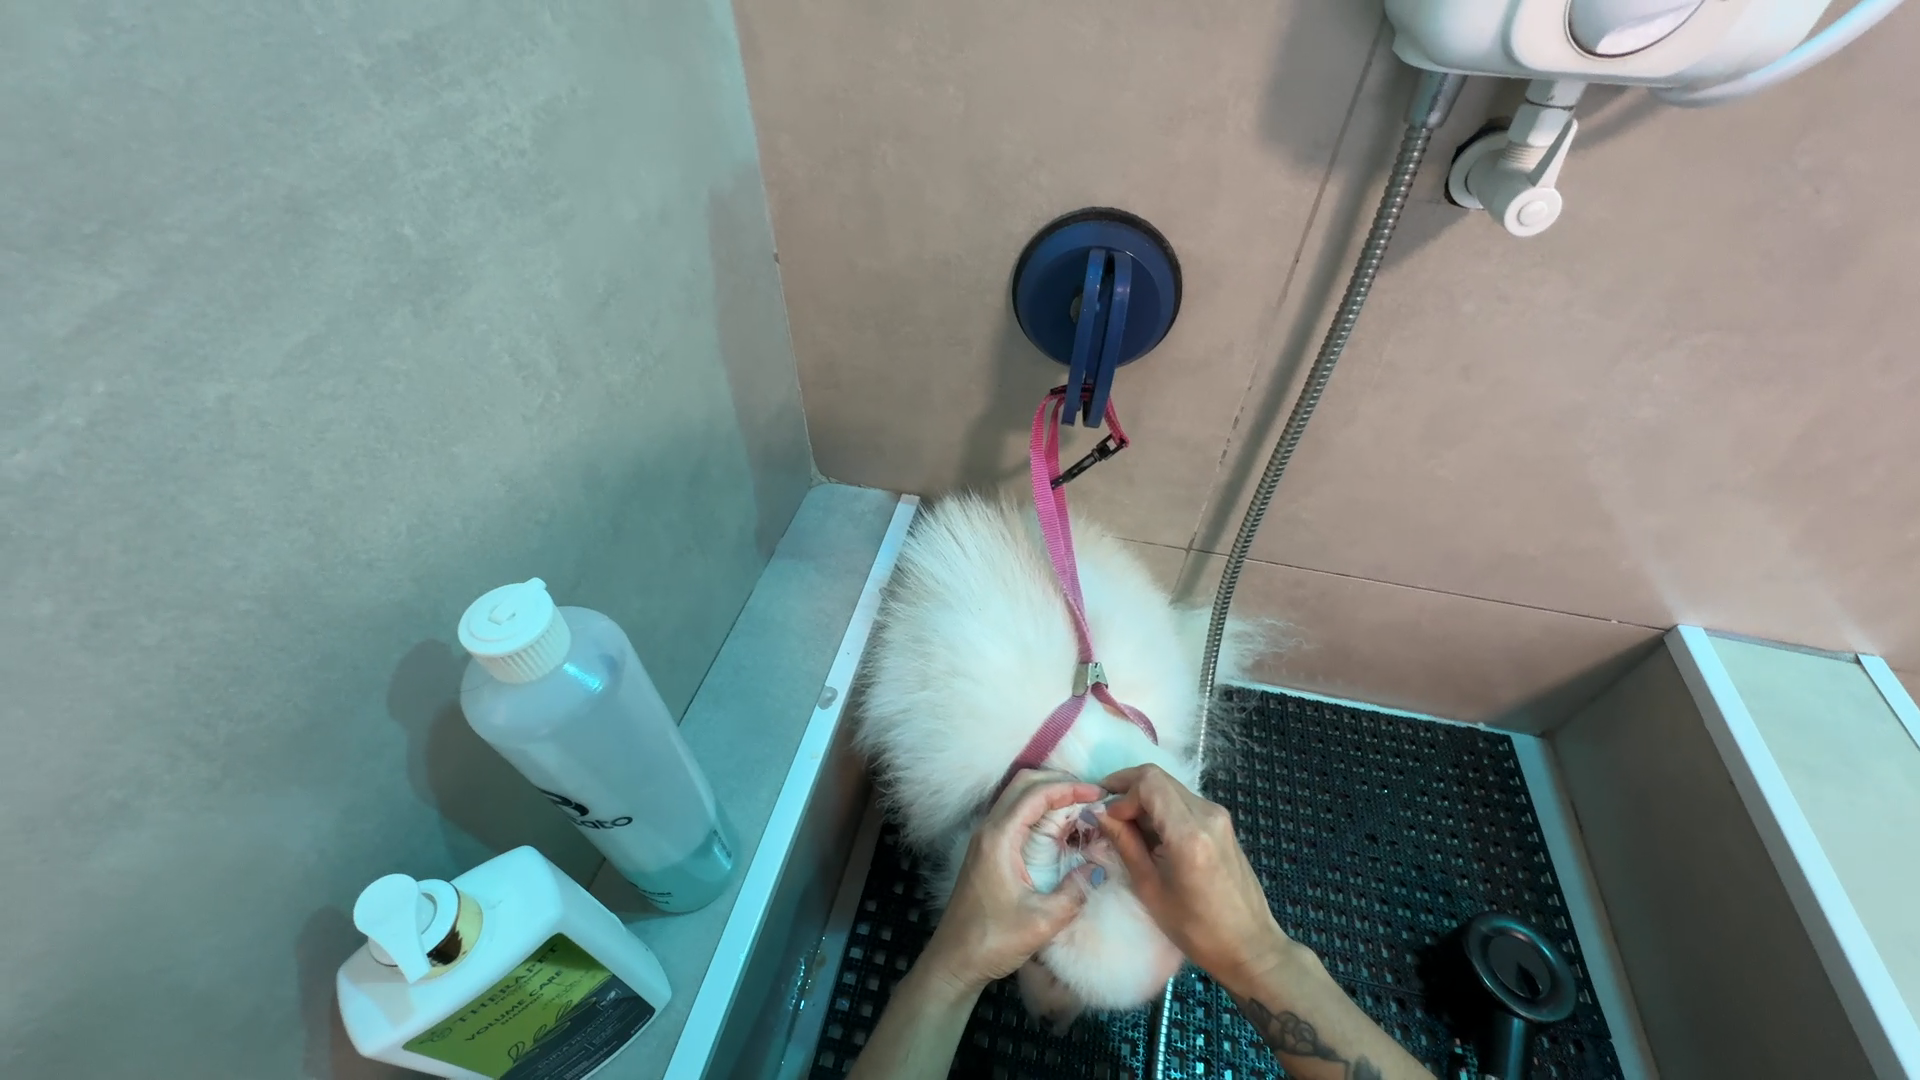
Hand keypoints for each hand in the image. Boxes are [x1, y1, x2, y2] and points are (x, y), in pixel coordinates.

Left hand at [918, 770, 1105, 992]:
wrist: (953, 960)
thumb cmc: (993, 940)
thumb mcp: (1042, 922)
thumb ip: (1073, 891)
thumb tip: (1098, 866)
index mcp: (999, 837)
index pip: (1035, 793)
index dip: (1068, 787)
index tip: (1097, 794)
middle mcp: (989, 828)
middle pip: (1024, 784)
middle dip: (1059, 782)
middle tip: (1091, 795)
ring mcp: (985, 837)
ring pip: (1017, 796)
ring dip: (1047, 793)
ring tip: (1079, 806)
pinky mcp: (986, 848)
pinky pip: (1014, 813)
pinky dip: (1038, 809)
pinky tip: (1057, 825)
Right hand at [1095, 764, 1295, 993]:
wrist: (1250, 946)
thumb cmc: (1197, 929)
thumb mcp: (1150, 888)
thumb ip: (1124, 843)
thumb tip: (1099, 813)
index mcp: (1189, 833)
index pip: (1148, 782)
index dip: (1120, 793)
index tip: (1107, 818)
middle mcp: (1207, 813)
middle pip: (1157, 777)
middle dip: (1127, 790)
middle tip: (1108, 814)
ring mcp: (1218, 815)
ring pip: (1169, 787)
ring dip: (1144, 799)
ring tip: (1127, 828)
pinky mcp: (1221, 822)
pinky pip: (1182, 801)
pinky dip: (1161, 808)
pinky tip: (1151, 835)